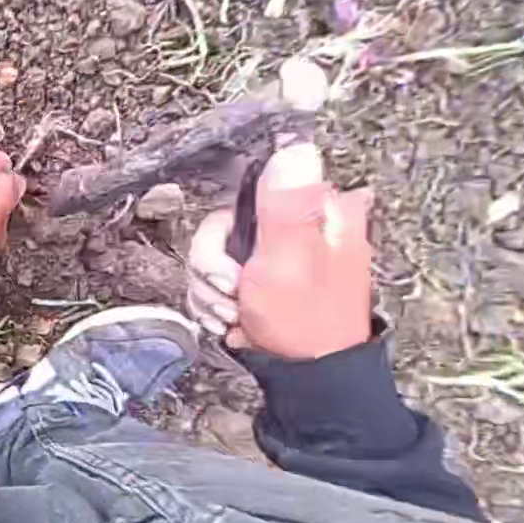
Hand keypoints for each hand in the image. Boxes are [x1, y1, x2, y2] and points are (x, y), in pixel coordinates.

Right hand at [187, 144, 374, 358]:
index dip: (225, 225)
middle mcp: (293, 226)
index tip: (230, 259)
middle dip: (212, 264)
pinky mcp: (254, 275)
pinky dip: (212, 299)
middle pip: (219, 224)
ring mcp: (272, 253)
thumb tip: (295, 147)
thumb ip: (286, 206)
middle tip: (231, 289)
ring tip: (232, 311)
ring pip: (209, 252)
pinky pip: (211, 276)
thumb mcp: (290, 260)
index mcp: (314, 212)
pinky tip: (228, 317)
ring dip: (210, 287)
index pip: (249, 186)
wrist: (304, 375)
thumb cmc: (302, 322)